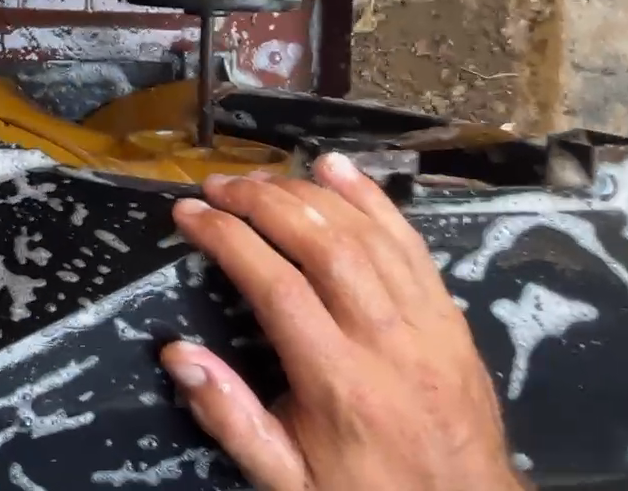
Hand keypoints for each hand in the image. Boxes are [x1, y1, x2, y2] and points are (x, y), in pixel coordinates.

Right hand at [161, 154, 519, 490]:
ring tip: (258, 178)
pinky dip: (372, 200)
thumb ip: (229, 418)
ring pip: (368, 236)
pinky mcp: (452, 319)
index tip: (186, 213)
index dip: (225, 237)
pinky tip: (336, 168)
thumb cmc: (360, 490)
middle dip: (262, 202)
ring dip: (307, 194)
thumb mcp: (285, 478)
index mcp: (340, 382)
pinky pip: (413, 246)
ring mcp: (430, 326)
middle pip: (325, 246)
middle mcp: (390, 343)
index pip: (276, 285)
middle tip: (216, 185)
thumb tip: (175, 351)